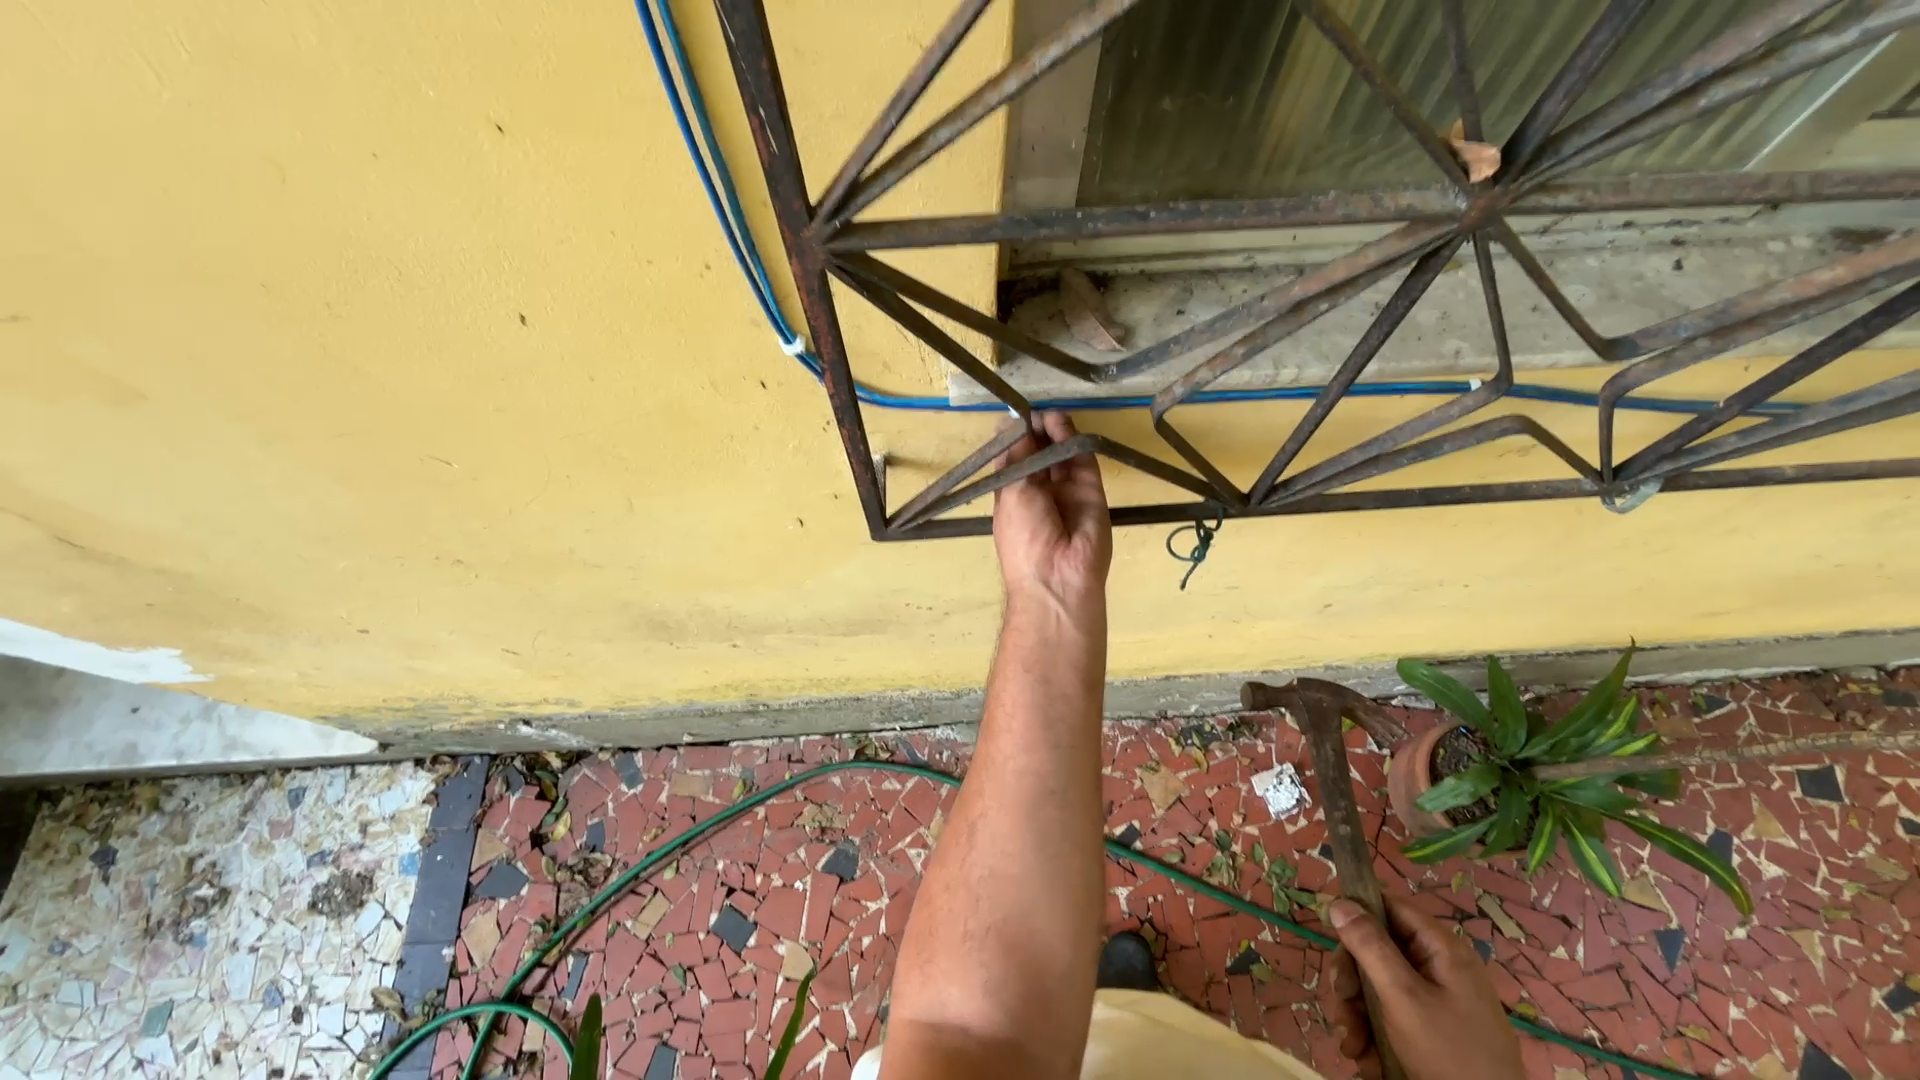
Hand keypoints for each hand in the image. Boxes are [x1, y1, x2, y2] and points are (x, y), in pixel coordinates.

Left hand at [991, 411, 1110, 609]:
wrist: (1059, 578)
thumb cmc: (1023, 537)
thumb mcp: (1011, 492)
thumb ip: (1017, 456)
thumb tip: (1013, 424)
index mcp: (1012, 497)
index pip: (1013, 459)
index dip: (1013, 438)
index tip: (1012, 415)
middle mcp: (1039, 492)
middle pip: (1038, 452)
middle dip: (1034, 431)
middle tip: (1032, 411)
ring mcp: (1066, 490)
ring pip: (1061, 453)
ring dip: (1053, 431)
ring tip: (1047, 413)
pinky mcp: (1091, 488)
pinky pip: (1081, 459)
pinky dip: (1071, 439)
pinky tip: (1060, 421)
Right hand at [1323, 896, 1523, 1079]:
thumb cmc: (1449, 1053)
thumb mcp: (1402, 996)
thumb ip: (1369, 946)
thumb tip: (1339, 901)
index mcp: (1440, 949)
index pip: (1390, 907)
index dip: (1357, 915)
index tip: (1330, 936)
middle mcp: (1438, 968)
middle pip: (1377, 951)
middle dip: (1352, 980)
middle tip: (1342, 1006)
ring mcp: (1436, 1001)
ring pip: (1377, 988)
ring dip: (1356, 1016)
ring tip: (1353, 1048)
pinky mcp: (1431, 1030)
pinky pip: (1390, 1017)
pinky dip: (1373, 1036)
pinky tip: (1368, 1061)